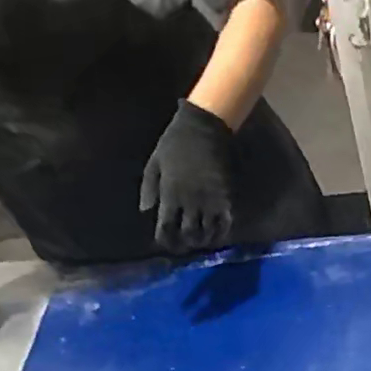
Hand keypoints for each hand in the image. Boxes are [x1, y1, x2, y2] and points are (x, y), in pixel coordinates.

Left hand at [140, 100, 235, 253]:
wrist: (204, 126)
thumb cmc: (176, 141)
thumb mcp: (155, 161)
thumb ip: (148, 187)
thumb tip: (146, 211)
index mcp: (170, 194)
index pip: (166, 228)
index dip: (165, 240)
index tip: (166, 244)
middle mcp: (190, 203)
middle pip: (188, 235)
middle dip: (185, 243)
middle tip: (184, 245)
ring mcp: (209, 202)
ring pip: (206, 233)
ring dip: (202, 240)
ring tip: (200, 241)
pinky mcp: (224, 199)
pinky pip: (223, 224)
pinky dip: (220, 234)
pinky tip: (216, 235)